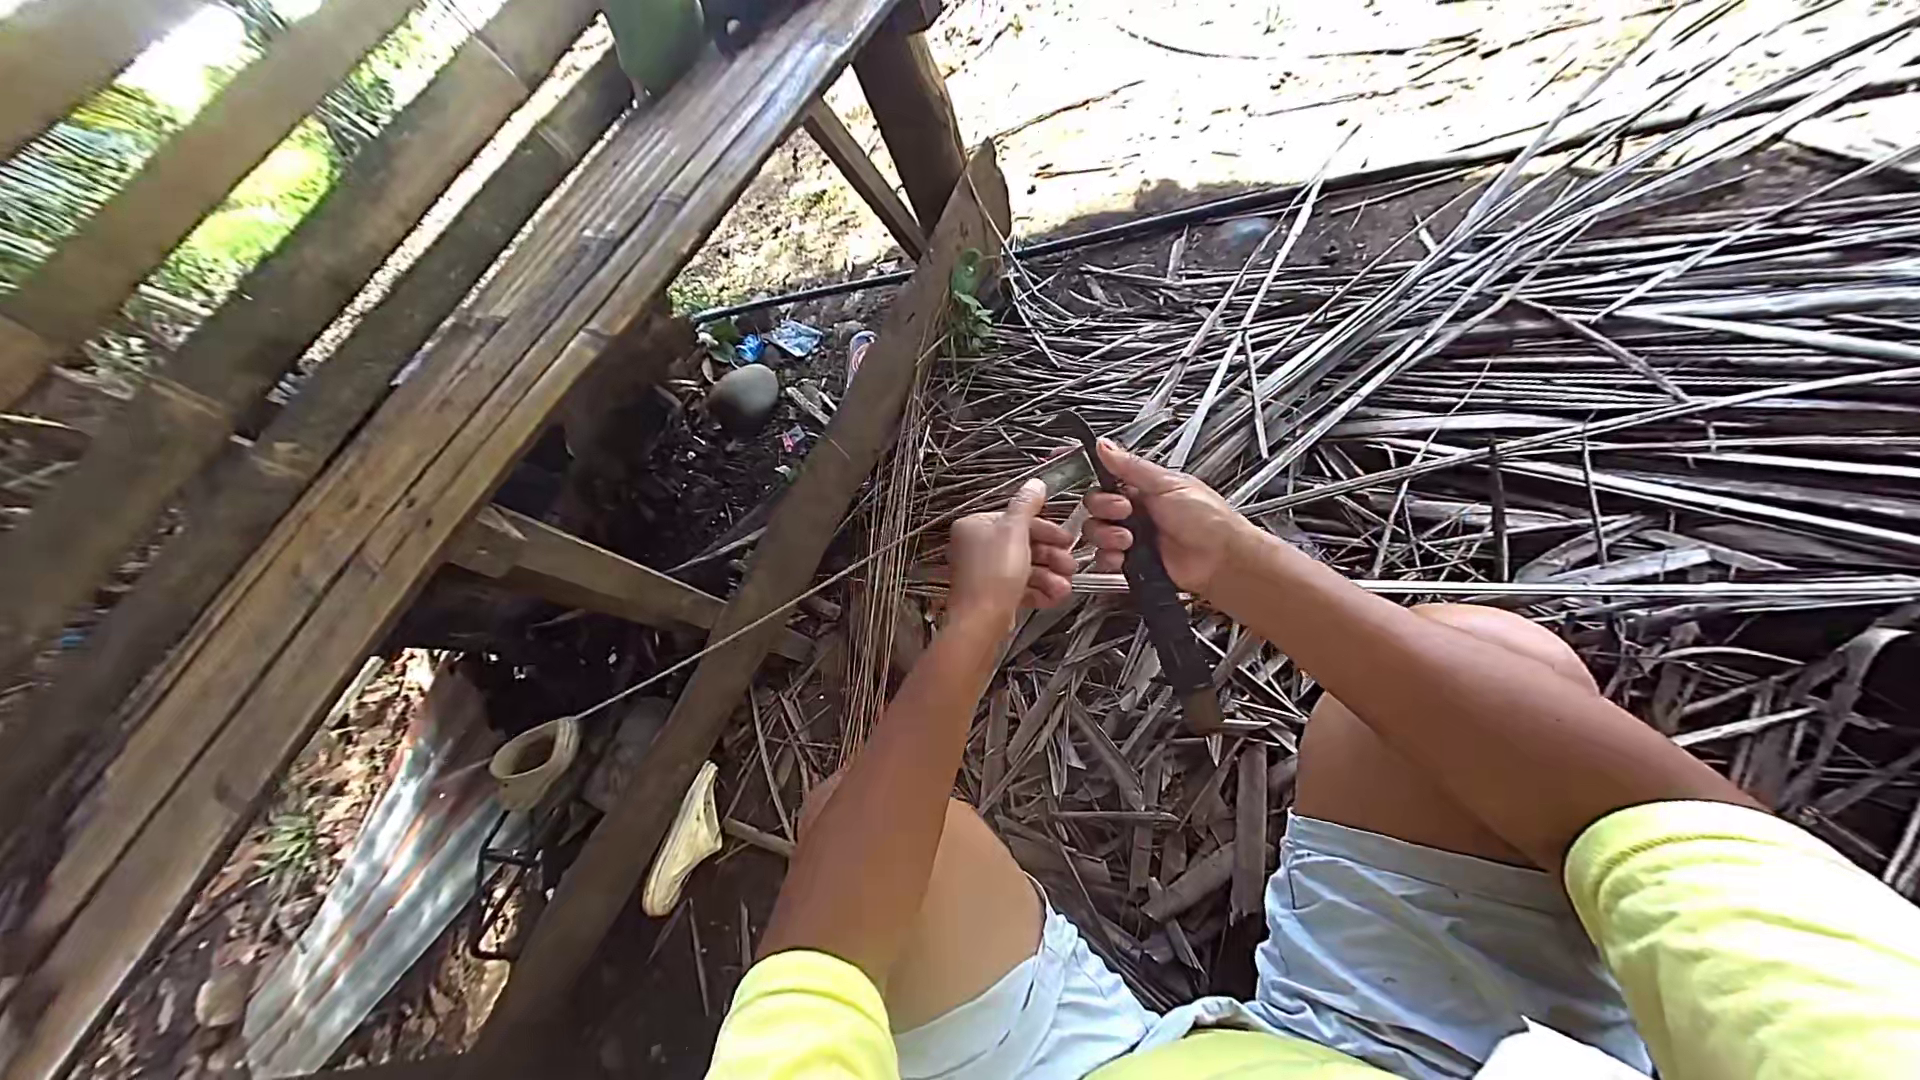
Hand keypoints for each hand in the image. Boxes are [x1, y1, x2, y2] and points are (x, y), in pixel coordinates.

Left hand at [948, 479, 1075, 625]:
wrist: (981, 623)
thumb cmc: (990, 578)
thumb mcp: (1014, 531)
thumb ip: (1026, 506)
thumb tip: (1035, 485)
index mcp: (975, 527)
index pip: (1016, 520)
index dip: (1044, 529)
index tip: (1064, 537)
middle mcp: (977, 549)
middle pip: (1024, 545)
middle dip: (1051, 556)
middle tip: (1068, 562)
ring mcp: (985, 573)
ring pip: (1026, 568)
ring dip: (1049, 576)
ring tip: (1063, 584)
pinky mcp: (994, 595)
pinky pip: (1022, 588)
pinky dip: (1040, 591)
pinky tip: (1053, 595)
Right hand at [1082, 439, 1250, 597]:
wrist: (1222, 559)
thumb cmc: (1208, 519)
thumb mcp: (1168, 484)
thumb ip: (1131, 466)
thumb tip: (1105, 445)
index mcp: (1144, 490)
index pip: (1106, 487)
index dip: (1105, 494)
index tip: (1120, 498)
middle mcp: (1137, 513)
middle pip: (1096, 511)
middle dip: (1105, 514)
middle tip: (1126, 516)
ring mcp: (1134, 539)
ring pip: (1097, 535)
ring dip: (1106, 536)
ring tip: (1128, 540)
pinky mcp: (1133, 563)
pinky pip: (1105, 560)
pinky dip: (1108, 559)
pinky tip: (1123, 556)